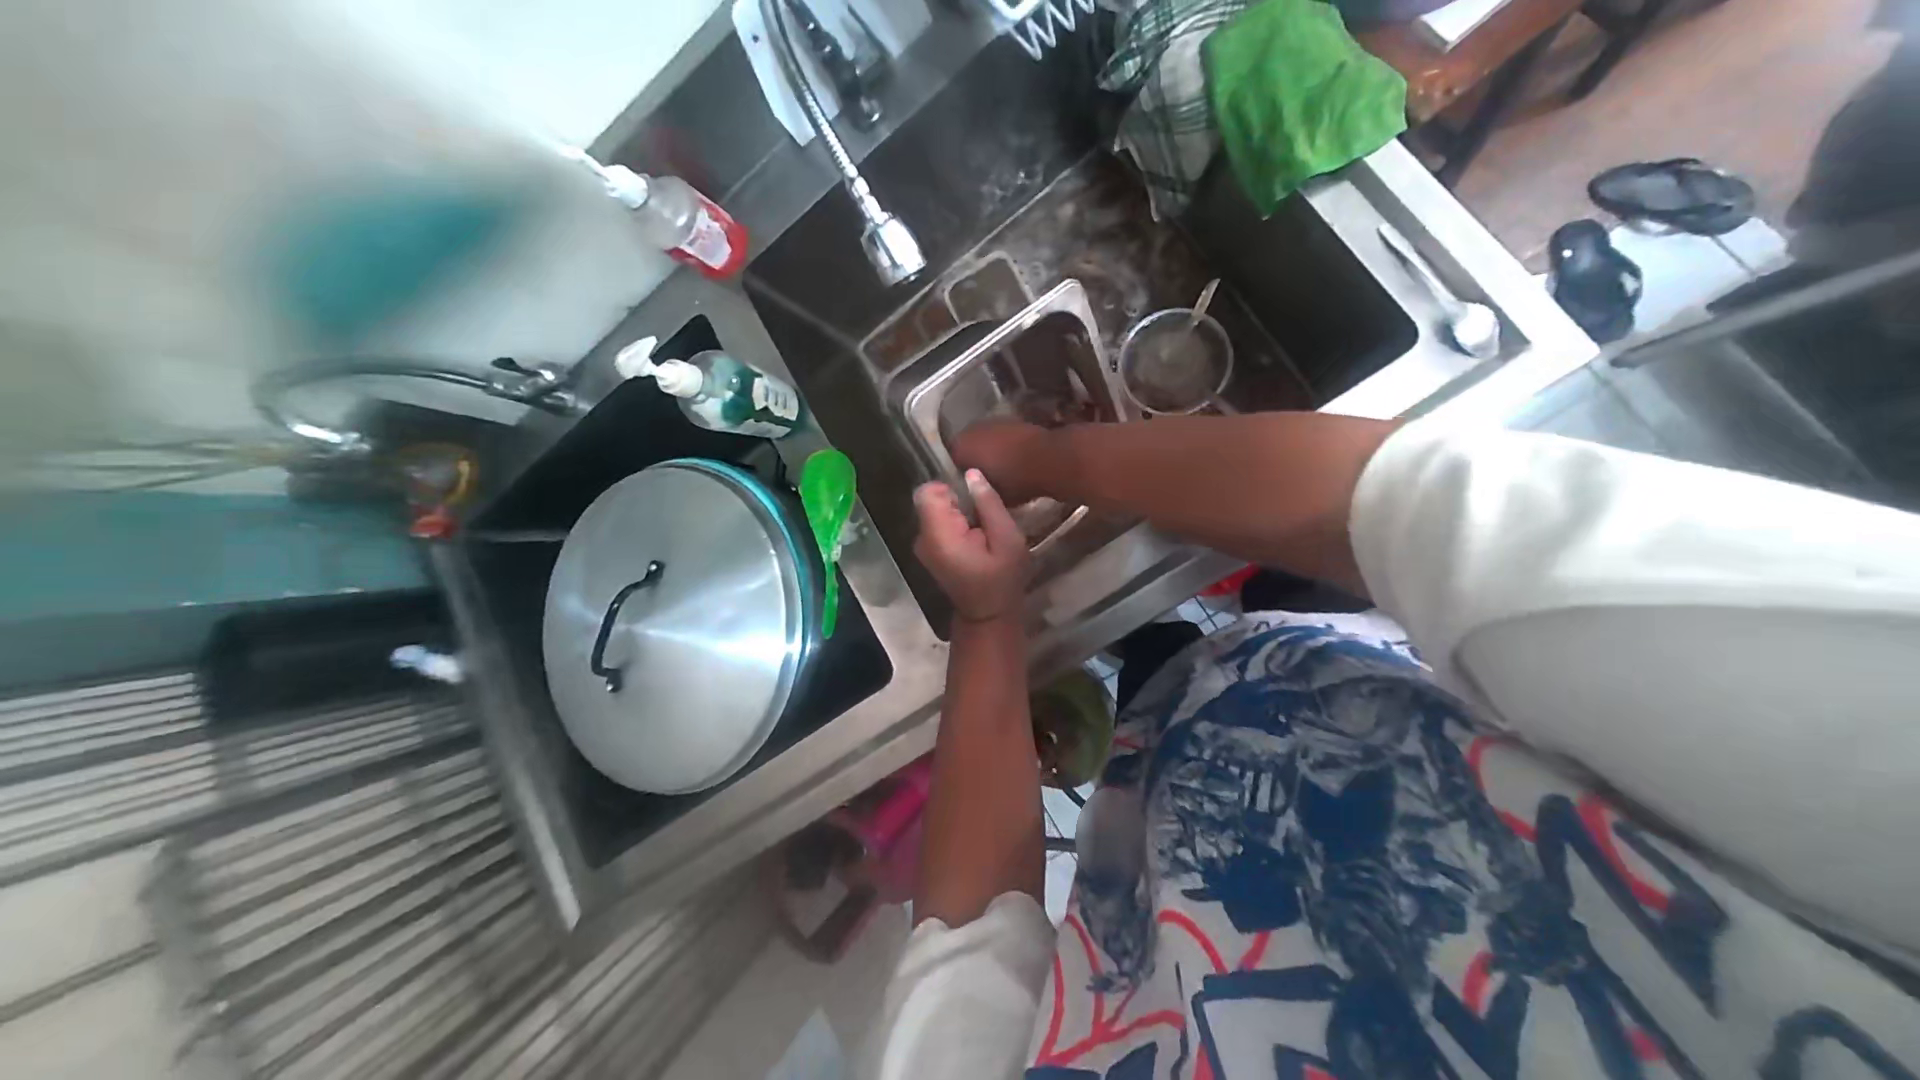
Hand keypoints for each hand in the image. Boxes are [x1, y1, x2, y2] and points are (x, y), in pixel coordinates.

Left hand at [912, 469, 1029, 622]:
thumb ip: (989, 504)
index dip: (949, 488)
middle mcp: (923, 538)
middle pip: (929, 499)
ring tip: (980, 528)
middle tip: (982, 517)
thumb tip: (971, 473)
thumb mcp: (1007, 540)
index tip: (972, 501)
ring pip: (933, 510)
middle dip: (955, 501)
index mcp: (939, 535)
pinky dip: (953, 524)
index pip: (926, 492)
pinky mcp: (928, 550)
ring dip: (956, 512)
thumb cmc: (1002, 579)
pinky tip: (973, 537)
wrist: (988, 614)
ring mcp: (923, 546)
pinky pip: (937, 523)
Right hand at [950, 419, 1050, 506]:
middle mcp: (971, 430)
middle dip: (973, 460)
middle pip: (966, 448)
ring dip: (989, 452)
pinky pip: (1001, 437)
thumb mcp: (991, 495)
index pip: (950, 463)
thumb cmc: (1015, 481)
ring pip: (984, 440)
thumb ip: (977, 492)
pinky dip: (1004, 447)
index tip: (966, 487)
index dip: (959, 476)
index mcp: (960, 447)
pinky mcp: (1013, 421)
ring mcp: (994, 422)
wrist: (1049, 460)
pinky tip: (1012, 461)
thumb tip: (973, 493)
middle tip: (982, 480)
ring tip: (998, 471)